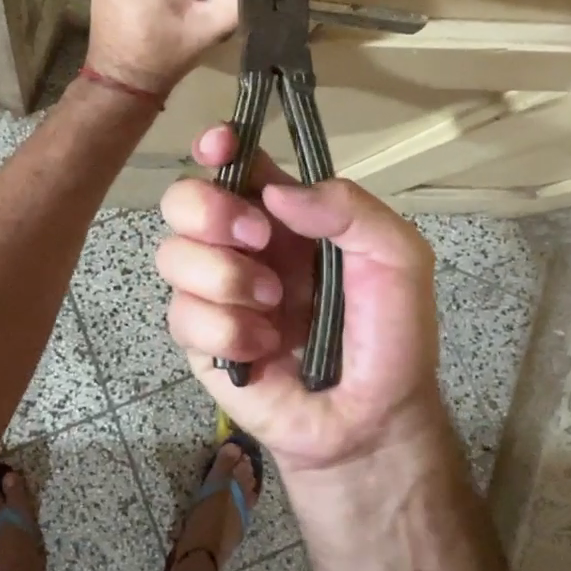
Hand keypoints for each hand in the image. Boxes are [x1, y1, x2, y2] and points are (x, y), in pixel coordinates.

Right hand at [158, 125, 442, 473]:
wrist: (371, 424)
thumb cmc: (390, 336)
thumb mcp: (398, 259)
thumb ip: (350, 209)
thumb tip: (275, 191)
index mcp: (281, 215)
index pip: (233, 162)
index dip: (216, 146)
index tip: (218, 148)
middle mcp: (239, 244)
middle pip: (181, 200)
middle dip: (211, 212)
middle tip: (258, 240)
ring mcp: (214, 291)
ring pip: (172, 255)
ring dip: (224, 278)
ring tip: (273, 307)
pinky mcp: (199, 340)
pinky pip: (182, 315)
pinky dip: (226, 330)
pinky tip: (263, 349)